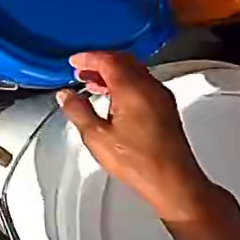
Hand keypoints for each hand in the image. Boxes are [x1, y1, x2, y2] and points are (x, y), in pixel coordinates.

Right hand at [56, 51, 222, 222]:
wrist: (172, 181)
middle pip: (125, 61)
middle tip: (81, 67)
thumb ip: (78, 110)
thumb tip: (66, 95)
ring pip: (135, 71)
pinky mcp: (165, 109)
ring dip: (112, 71)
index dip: (89, 57)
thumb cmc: (139, 162)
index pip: (110, 61)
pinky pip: (143, 84)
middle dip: (101, 61)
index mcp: (133, 91)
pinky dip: (124, 82)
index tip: (75, 60)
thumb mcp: (95, 136)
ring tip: (91, 80)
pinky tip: (111, 95)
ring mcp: (161, 99)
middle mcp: (151, 90)